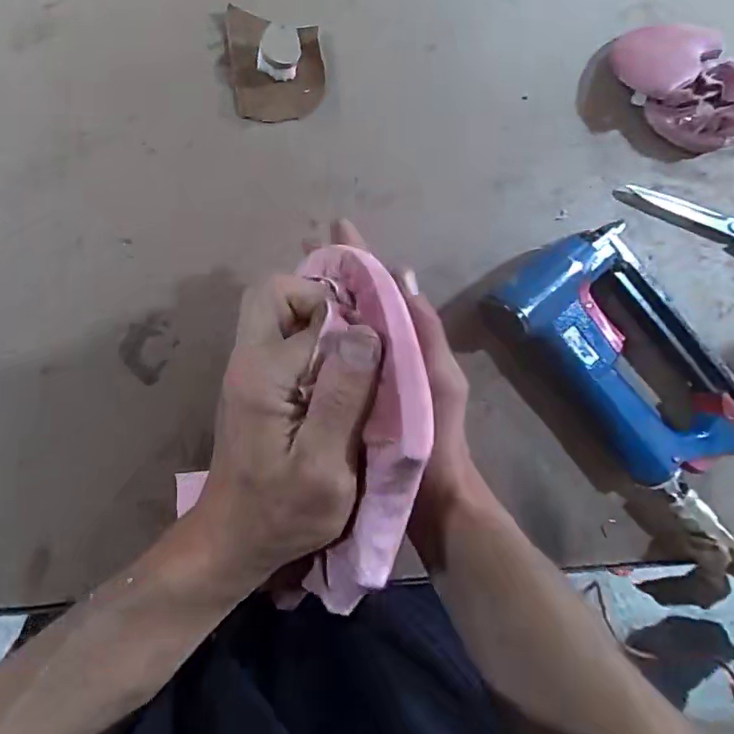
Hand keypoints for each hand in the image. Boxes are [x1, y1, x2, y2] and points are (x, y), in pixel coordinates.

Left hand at [186, 275, 382, 590]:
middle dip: (320, 298)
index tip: (380, 344)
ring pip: (275, 310)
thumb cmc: (281, 513)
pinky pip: (278, 335)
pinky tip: (336, 372)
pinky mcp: (252, 382)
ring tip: (352, 351)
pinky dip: (307, 337)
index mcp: (263, 372)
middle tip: (355, 334)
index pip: (312, 313)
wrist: (232, 539)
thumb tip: (364, 331)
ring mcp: (245, 368)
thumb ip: (343, 397)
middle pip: (273, 291)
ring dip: (314, 316)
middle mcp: (247, 358)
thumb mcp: (325, 467)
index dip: (352, 320)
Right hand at [325, 220, 486, 514]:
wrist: (432, 504)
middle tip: (306, 252)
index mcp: (407, 342)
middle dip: (336, 276)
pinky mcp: (350, 401)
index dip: (359, 259)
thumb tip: (402, 273)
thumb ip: (425, 332)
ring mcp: (368, 377)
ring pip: (344, 330)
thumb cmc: (437, 439)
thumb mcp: (438, 381)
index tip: (337, 229)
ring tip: (295, 281)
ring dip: (324, 305)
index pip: (381, 289)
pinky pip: (334, 362)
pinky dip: (319, 342)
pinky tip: (297, 333)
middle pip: (359, 304)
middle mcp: (387, 352)